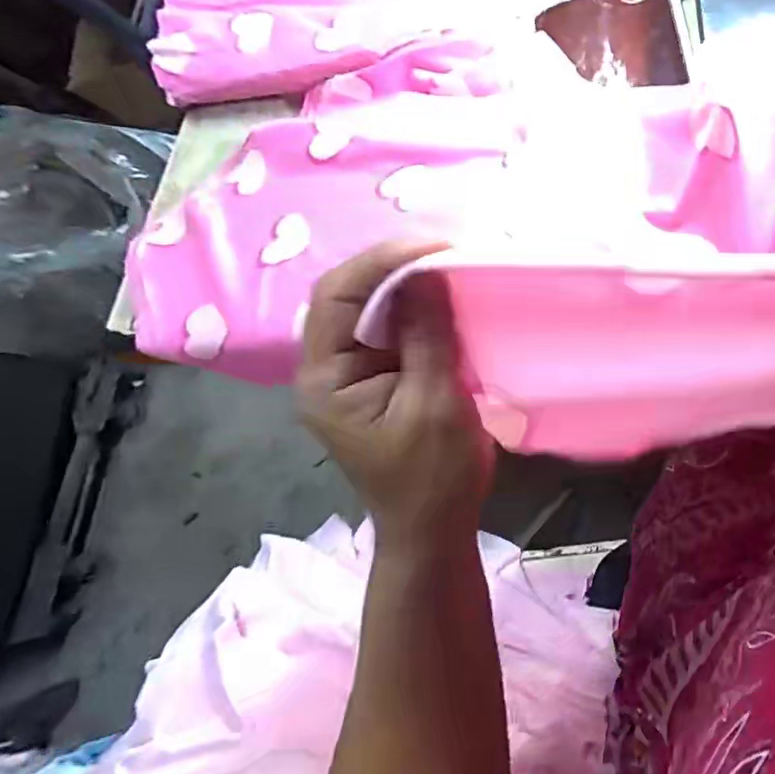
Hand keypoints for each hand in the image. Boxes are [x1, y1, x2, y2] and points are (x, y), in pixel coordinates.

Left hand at [296, 241, 492, 542]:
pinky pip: (394, 330)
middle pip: (350, 297)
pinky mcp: (380, 379)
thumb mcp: (435, 404)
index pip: (338, 297)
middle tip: (447, 249)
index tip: (435, 246)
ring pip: (372, 310)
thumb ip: (426, 337)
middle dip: (395, 267)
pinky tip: (445, 298)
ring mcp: (353, 374)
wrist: (434, 527)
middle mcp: (328, 369)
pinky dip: (420, 309)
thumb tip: (428, 273)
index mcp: (325, 379)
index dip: (382, 262)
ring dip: (409, 285)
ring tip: (449, 264)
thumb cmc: (433, 476)